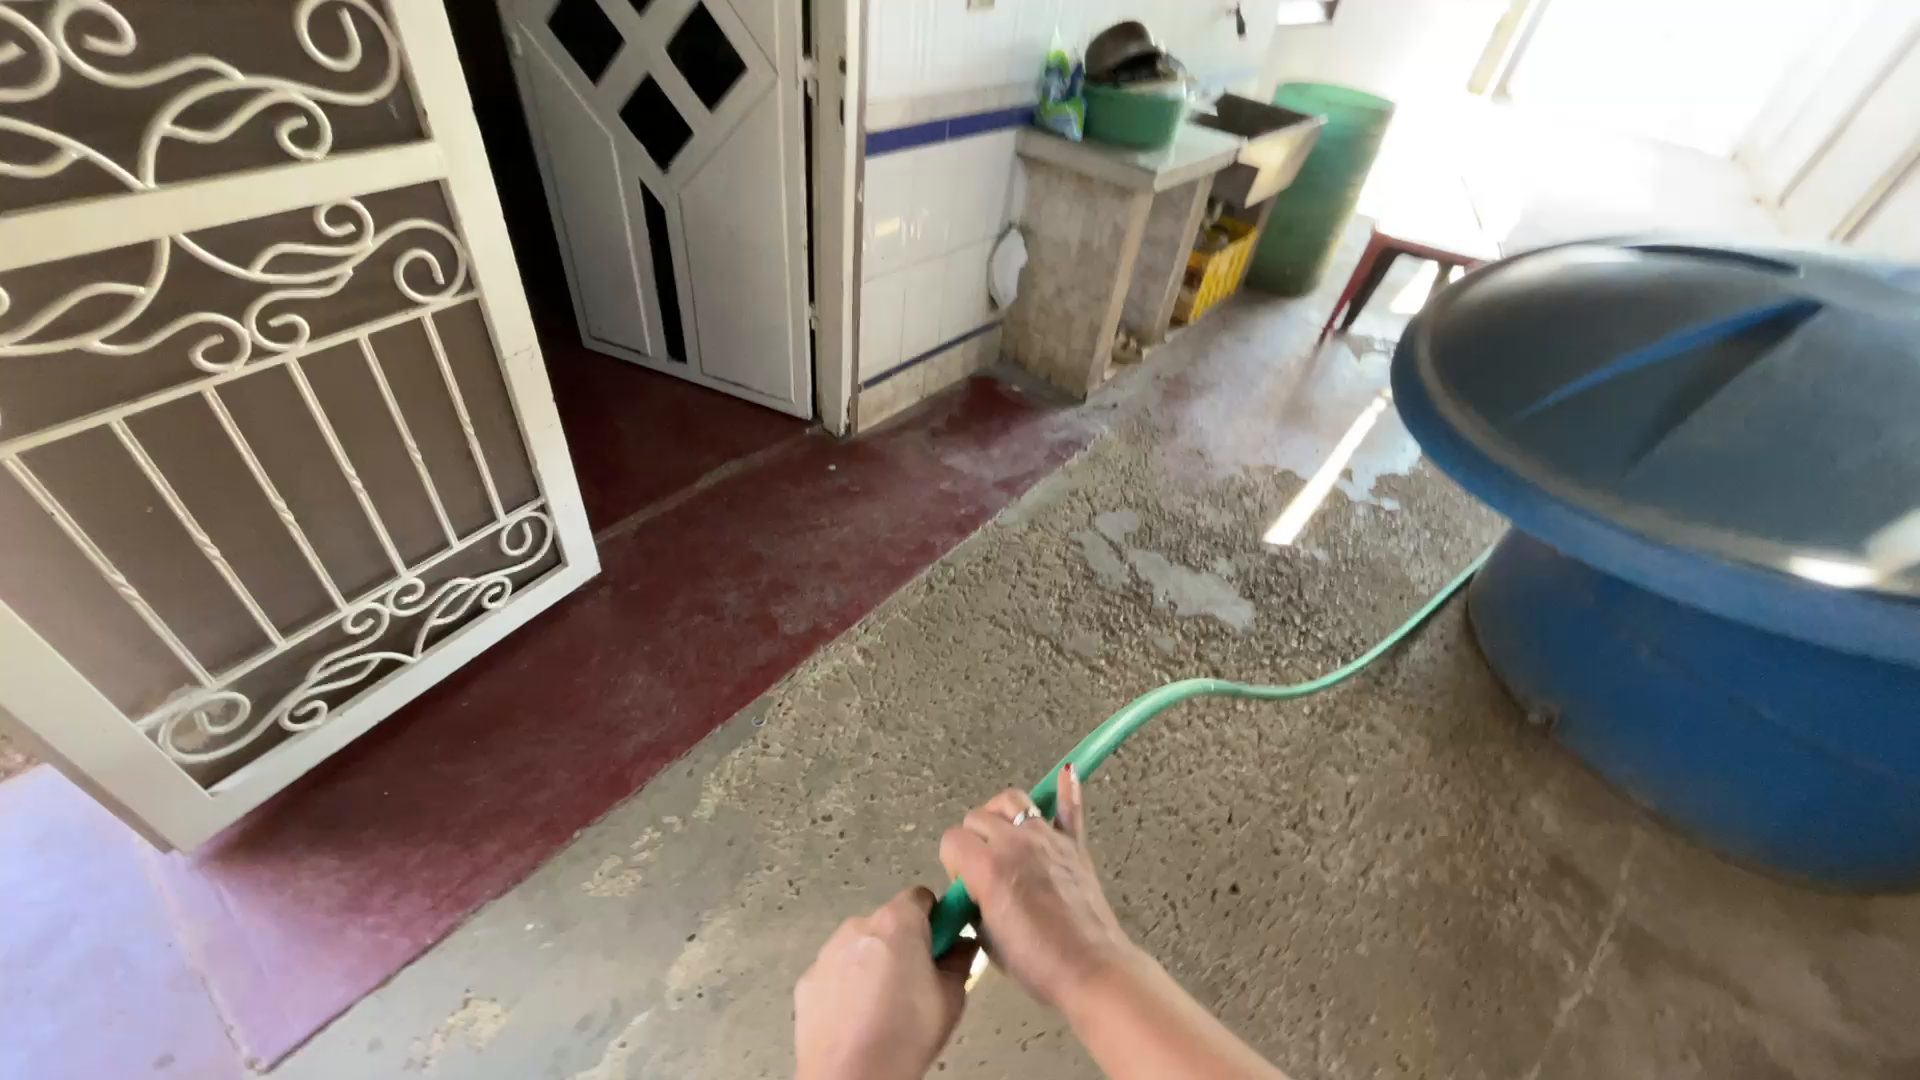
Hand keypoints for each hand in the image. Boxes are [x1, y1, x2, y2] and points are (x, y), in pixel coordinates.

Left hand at [795, 886, 980, 1079]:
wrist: (852, 1077)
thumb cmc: (907, 1033)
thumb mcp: (951, 998)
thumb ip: (959, 961)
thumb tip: (963, 946)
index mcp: (898, 921)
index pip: (920, 897)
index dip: (933, 918)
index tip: (939, 944)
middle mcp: (860, 925)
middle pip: (888, 922)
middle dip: (901, 943)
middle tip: (914, 981)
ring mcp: (829, 951)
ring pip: (859, 945)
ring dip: (872, 962)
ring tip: (883, 1006)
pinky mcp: (808, 979)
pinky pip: (835, 972)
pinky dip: (845, 986)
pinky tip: (856, 1018)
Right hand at [938, 764, 1133, 1012]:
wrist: (1090, 969)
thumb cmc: (1036, 963)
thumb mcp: (988, 939)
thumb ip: (975, 902)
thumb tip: (975, 888)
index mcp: (989, 866)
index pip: (952, 839)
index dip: (952, 861)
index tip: (963, 882)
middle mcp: (1015, 841)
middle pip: (977, 816)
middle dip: (972, 839)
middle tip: (981, 868)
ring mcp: (1047, 837)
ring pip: (1013, 799)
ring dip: (1001, 812)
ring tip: (1003, 833)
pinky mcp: (1073, 844)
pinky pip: (1069, 807)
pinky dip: (1066, 789)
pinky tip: (1066, 772)